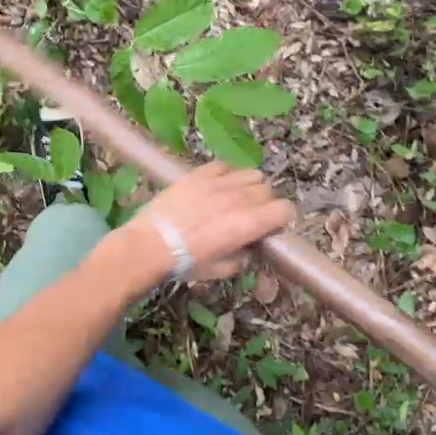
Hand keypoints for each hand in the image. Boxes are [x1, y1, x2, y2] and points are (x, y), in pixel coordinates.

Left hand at [104, 162, 295, 292]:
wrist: (151, 245)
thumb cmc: (186, 262)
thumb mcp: (221, 269)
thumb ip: (242, 257)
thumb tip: (249, 249)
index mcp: (249, 224)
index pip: (284, 209)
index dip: (280, 217)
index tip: (271, 225)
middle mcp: (239, 199)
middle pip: (268, 190)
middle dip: (264, 203)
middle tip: (250, 215)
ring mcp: (218, 183)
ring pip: (250, 174)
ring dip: (248, 186)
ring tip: (235, 198)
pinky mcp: (198, 173)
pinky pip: (224, 166)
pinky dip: (226, 175)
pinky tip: (216, 186)